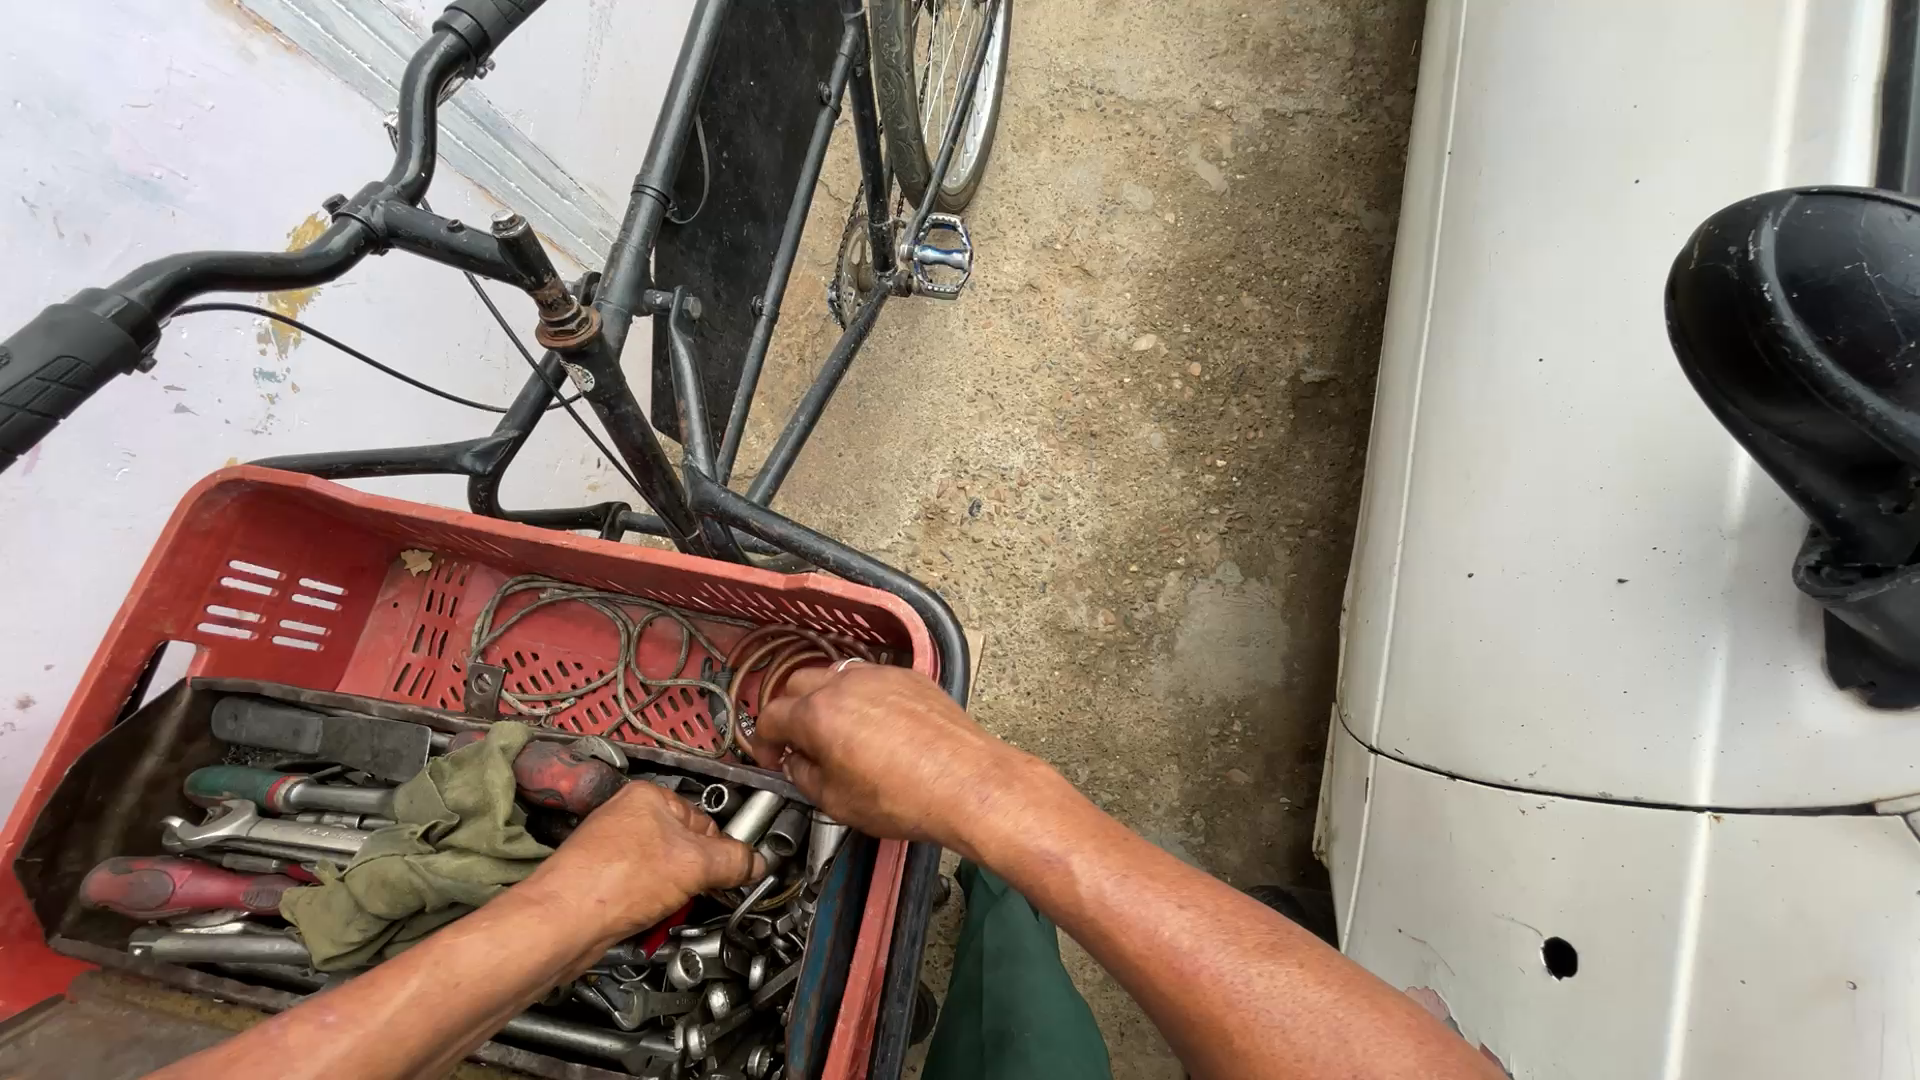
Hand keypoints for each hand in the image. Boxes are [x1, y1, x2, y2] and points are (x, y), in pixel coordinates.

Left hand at [517, 783, 763, 940]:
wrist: (561, 926)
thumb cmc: (619, 880)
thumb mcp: (695, 866)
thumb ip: (735, 861)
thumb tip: (757, 862)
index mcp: (649, 795)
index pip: (705, 819)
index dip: (721, 849)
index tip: (731, 870)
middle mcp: (627, 816)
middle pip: (685, 846)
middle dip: (694, 875)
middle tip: (697, 892)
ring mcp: (611, 849)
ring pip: (664, 871)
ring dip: (673, 893)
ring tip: (667, 907)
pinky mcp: (600, 880)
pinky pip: (642, 889)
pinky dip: (651, 904)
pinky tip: (648, 917)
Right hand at [751, 662, 1045, 855]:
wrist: (965, 781)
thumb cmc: (906, 796)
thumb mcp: (836, 802)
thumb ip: (805, 776)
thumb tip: (797, 764)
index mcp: (818, 713)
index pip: (771, 715)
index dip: (763, 740)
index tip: (772, 756)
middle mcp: (846, 683)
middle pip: (798, 684)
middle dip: (790, 711)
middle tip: (797, 741)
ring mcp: (880, 674)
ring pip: (836, 675)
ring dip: (825, 698)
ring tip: (835, 731)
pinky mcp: (909, 676)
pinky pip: (871, 677)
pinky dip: (860, 694)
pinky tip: (872, 723)